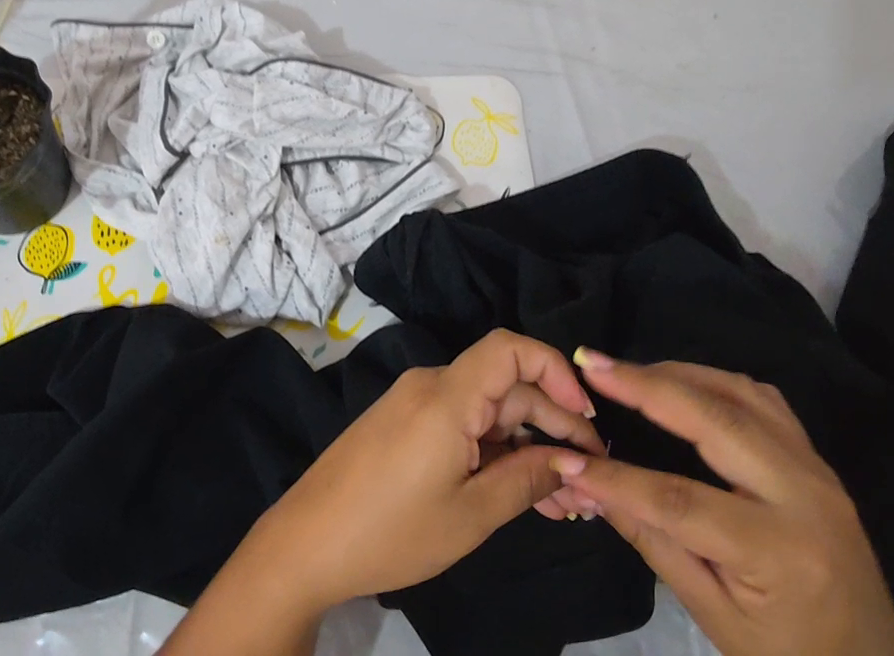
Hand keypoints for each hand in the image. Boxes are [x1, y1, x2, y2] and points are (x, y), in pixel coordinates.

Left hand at [160, 329, 604, 655]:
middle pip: (505, 386)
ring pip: (486, 411)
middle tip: (589, 479)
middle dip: (553, 426)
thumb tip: (576, 461)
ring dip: (526, 446)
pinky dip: (493, 450)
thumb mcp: (470, 514)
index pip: (510, 348)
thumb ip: (528, 479)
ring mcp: (413, 405)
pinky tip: (518, 488)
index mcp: (447, 396)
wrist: (305, 545)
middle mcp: (430, 387)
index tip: (586, 418)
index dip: (556, 371)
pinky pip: (460, 424)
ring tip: (563, 499)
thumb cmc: (391, 532)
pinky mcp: (402, 425)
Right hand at [551, 352, 893, 655]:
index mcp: (778, 550)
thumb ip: (652, 540)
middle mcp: (806, 496)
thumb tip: (587, 486)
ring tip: (624, 371)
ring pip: (742, 394)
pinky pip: (764, 402)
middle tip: (591, 364)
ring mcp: (818, 471)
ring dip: (679, 374)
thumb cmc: (786, 655)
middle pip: (716, 419)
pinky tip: (680, 383)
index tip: (565, 457)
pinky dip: (714, 382)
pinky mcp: (818, 461)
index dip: (616, 477)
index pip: (679, 500)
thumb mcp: (713, 614)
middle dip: (646, 386)